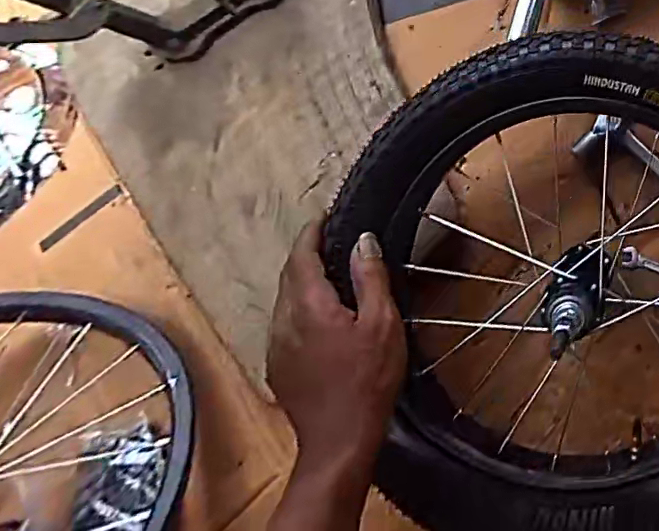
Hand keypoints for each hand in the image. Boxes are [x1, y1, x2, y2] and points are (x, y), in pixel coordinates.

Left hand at [268, 220, 405, 472]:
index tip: (326, 216)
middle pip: (289, 274)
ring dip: (303, 277)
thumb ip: (370, 277)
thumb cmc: (368, 379)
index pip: (301, 256)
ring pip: (284, 297)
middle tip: (333, 237)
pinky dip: (300, 302)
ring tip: (332, 269)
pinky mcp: (278, 364)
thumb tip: (362, 240)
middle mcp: (284, 321)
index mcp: (309, 306)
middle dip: (306, 252)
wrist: (339, 441)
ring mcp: (276, 345)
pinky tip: (323, 310)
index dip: (312, 232)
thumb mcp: (382, 323)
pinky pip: (285, 320)